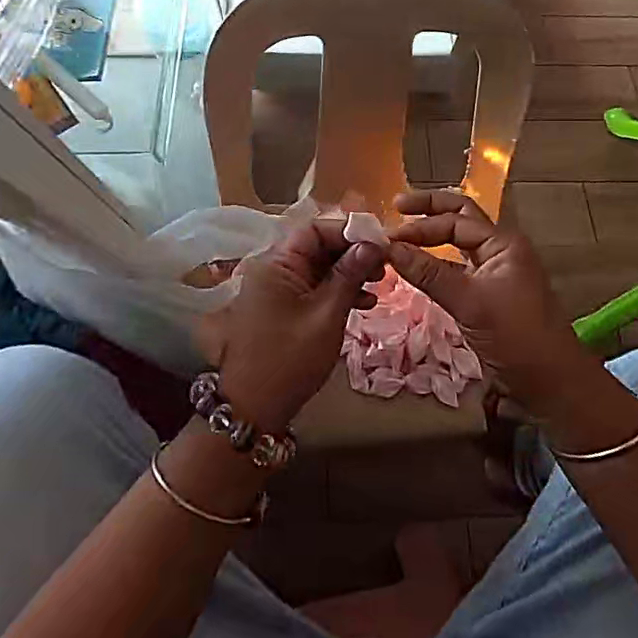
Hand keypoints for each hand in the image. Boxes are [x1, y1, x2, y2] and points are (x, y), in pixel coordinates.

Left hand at [199, 221, 385, 431]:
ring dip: (348, 273)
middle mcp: (273, 269)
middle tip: (384, 266)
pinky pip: (313, 289)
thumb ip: (348, 275)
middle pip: (317, 247)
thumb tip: (372, 244)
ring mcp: (276, 290)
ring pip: (318, 268)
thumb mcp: (326, 315)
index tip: (380, 242)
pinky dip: (337, 292)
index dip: (348, 231)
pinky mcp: (282, 309)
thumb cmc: (289, 359)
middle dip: (352, 253)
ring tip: (379, 285)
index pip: (314, 230)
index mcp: (276, 263)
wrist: (253, 408)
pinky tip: (364, 303)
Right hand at [385, 189, 602, 418]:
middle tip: (396, 206)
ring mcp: (495, 272)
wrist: (552, 384)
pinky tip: (416, 266)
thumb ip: (428, 273)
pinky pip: (457, 267)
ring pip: (459, 242)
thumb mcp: (469, 302)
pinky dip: (435, 262)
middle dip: (429, 210)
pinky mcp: (487, 294)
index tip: (388, 237)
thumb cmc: (517, 337)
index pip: (455, 221)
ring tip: (402, 234)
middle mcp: (499, 250)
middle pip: (461, 217)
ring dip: (432, 235)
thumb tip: (389, 248)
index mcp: (503, 243)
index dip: (420, 226)